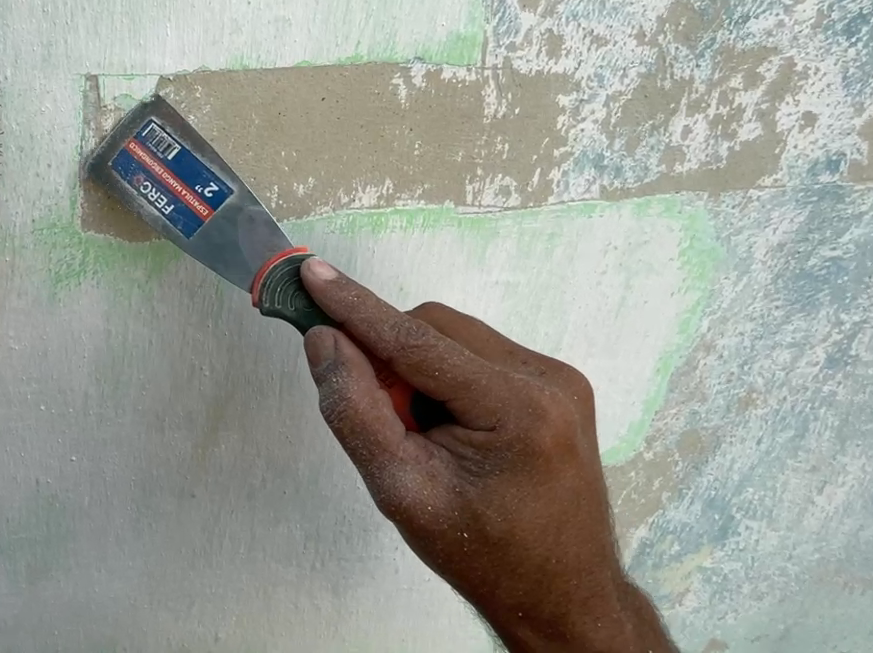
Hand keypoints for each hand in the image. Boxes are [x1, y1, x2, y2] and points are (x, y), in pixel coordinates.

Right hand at [298, 257, 674, 652]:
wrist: (563, 598)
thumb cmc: (480, 553)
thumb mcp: (398, 491)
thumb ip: (353, 409)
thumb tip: (323, 337)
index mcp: (516, 409)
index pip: (413, 340)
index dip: (354, 305)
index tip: (309, 273)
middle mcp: (545, 377)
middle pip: (431, 326)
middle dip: (386, 352)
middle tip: (376, 408)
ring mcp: (555, 375)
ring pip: (448, 332)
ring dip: (411, 361)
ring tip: (416, 425)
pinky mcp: (553, 380)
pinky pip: (469, 348)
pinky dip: (437, 370)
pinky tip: (442, 419)